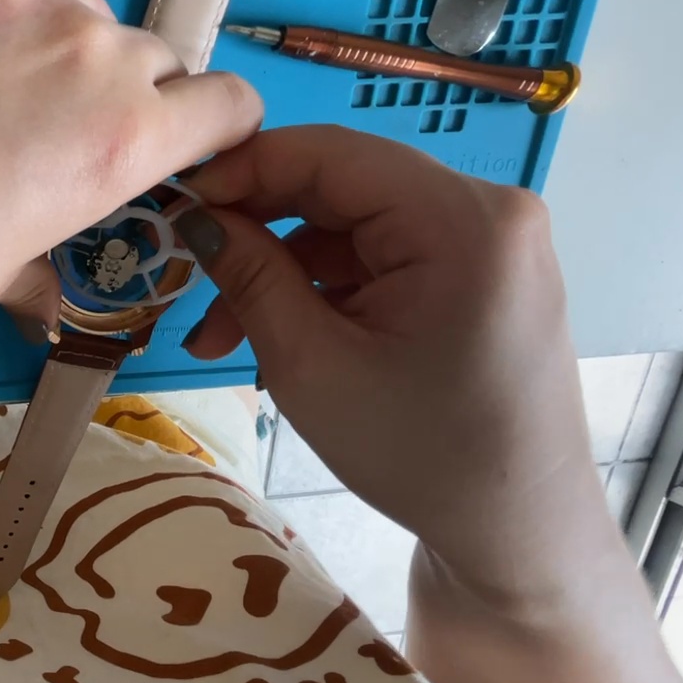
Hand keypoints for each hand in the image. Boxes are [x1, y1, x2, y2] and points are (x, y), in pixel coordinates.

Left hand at [0, 0, 262, 363]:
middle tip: (45, 142)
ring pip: (60, 13)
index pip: (224, 104)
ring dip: (41, 53)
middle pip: (142, 56)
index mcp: (120, 137)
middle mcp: (83, 47)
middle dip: (115, 97)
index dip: (207, 130)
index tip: (180, 144)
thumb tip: (52, 295)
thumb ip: (47, 264)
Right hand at [181, 126, 682, 682]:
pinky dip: (314, 292)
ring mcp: (480, 244)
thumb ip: (249, 273)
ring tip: (219, 340)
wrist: (509, 528)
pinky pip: (371, 262)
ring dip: (275, 274)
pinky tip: (276, 339)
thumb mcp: (308, 361)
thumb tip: (196, 215)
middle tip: (187, 283)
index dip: (241, 169)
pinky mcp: (468, 278)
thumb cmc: (412, 448)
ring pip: (346, 231)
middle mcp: (483, 210)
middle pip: (338, 189)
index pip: (330, 153)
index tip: (173, 208)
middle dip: (253, 233)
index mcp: (460, 218)